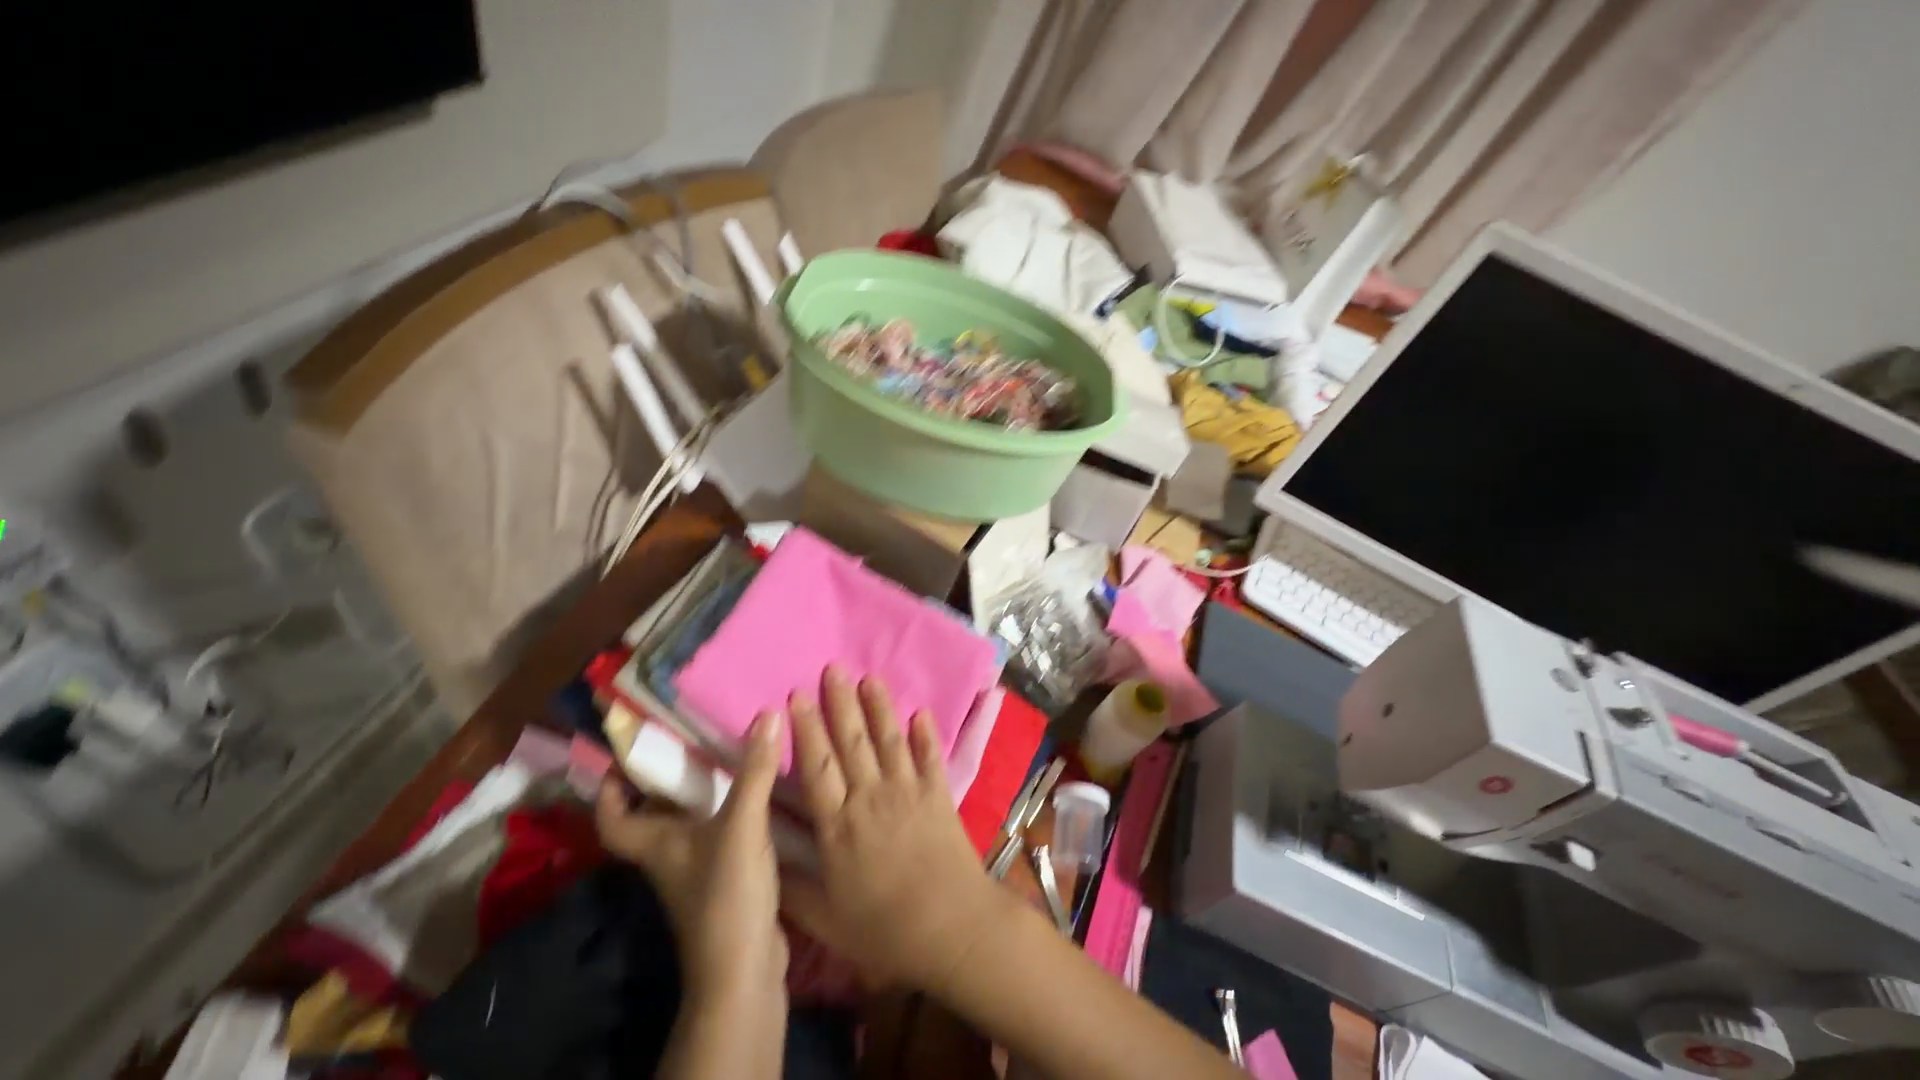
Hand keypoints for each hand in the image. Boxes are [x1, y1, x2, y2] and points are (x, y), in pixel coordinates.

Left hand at [595, 711, 788, 1003]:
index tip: (629, 755)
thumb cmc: (724, 894)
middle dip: (667, 782)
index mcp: (652, 842)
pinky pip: (718, 840)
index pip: (610, 815)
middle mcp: (666, 857)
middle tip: (694, 744)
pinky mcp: (723, 885)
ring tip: (730, 761)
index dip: (610, 787)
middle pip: (652, 816)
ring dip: (703, 799)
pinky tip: (758, 802)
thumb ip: (753, 771)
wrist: (743, 968)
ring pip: (687, 828)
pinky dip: (730, 820)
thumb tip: (766, 714)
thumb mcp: (741, 824)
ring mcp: (694, 873)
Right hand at [779, 666, 1015, 993]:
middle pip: (851, 742)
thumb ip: (791, 888)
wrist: (953, 929)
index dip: (805, 730)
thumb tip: (762, 861)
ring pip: (889, 742)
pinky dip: (926, 735)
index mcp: (838, 825)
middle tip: (831, 668)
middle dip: (839, 703)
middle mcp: (870, 798)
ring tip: (869, 678)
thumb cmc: (884, 929)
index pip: (816, 767)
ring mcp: (909, 795)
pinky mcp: (940, 800)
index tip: (796, 696)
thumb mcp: (825, 920)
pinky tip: (920, 714)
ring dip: (879, 708)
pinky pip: (930, 759)